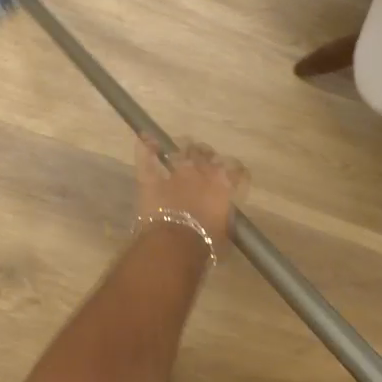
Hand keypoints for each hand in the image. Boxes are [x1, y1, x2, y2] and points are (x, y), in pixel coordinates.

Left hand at [135, 136, 249, 254]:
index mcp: (223, 184)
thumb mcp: (224, 231)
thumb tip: (219, 214)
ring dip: (183, 152)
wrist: (175, 244)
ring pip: (181, 151)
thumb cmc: (205, 243)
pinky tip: (145, 137)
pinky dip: (146, 145)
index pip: (236, 169)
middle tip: (202, 166)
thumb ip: (223, 214)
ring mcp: (175, 171)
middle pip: (206, 154)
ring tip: (180, 156)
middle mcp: (202, 171)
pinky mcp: (151, 177)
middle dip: (205, 157)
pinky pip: (146, 155)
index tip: (232, 178)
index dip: (235, 172)